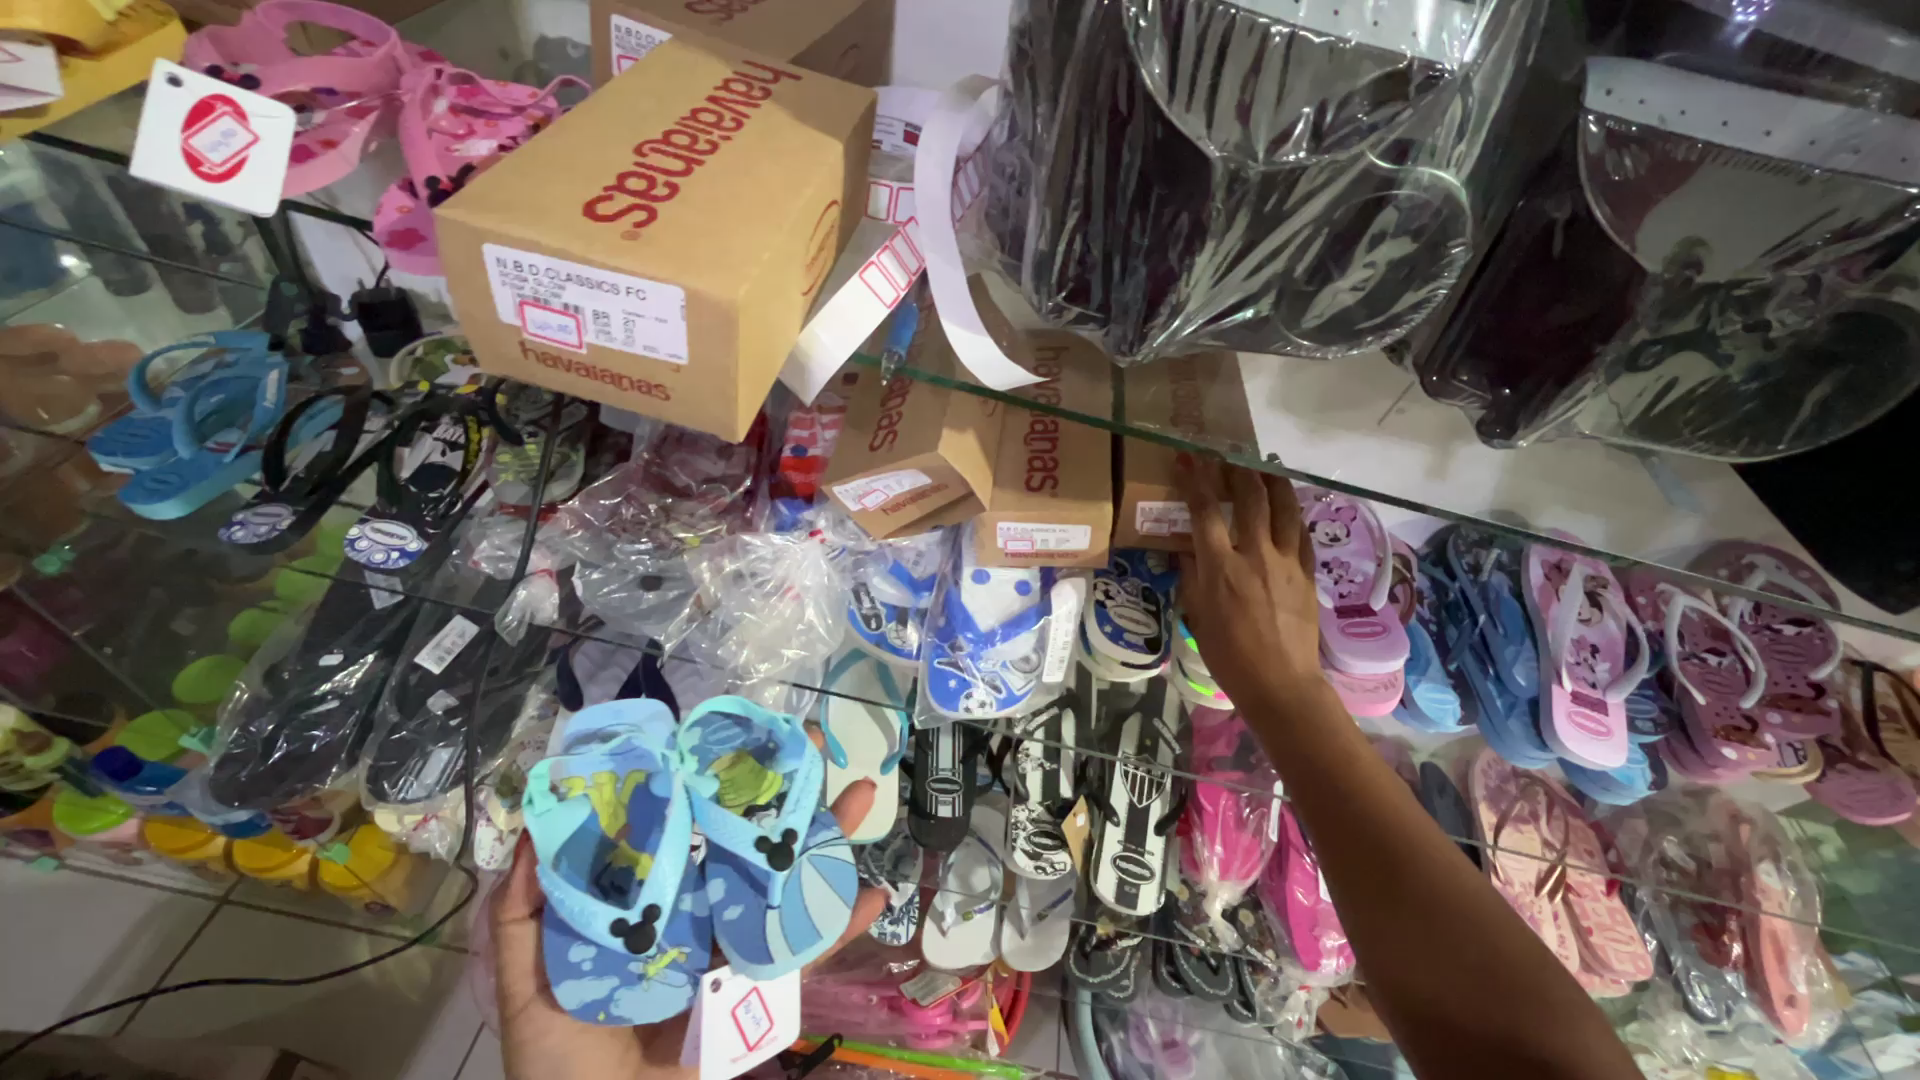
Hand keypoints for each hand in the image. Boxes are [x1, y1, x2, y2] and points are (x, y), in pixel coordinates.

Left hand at [490, 776, 888, 1079]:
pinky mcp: (761, 993)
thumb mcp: (529, 985)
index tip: (733, 742)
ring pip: (789, 884)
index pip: (686, 831)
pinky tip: (874, 895)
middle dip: (786, 797)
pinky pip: (804, 957)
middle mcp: (702, 913)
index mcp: (653, 902)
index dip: (712, 786)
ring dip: (830, 841)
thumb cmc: (559, 1059)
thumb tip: (535, 830)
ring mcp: (736, 950)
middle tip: (815, 748)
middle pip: (751, 845)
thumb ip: (525, 917)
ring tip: (865, 796)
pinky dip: (840, 928)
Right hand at [1174, 454, 1324, 708]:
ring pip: (1284, 507)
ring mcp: (1286, 562)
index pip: (1206, 511)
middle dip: (1237, 470)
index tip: (1188, 458)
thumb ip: (1192, 576)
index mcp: (1221, 567)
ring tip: (1265, 466)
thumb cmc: (1229, 655)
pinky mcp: (1307, 573)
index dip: (1196, 480)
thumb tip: (1187, 548)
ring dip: (1273, 481)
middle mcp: (1255, 555)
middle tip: (1229, 455)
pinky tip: (1288, 506)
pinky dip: (1292, 513)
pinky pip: (1301, 533)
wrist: (1280, 682)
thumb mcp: (1197, 615)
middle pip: (1250, 497)